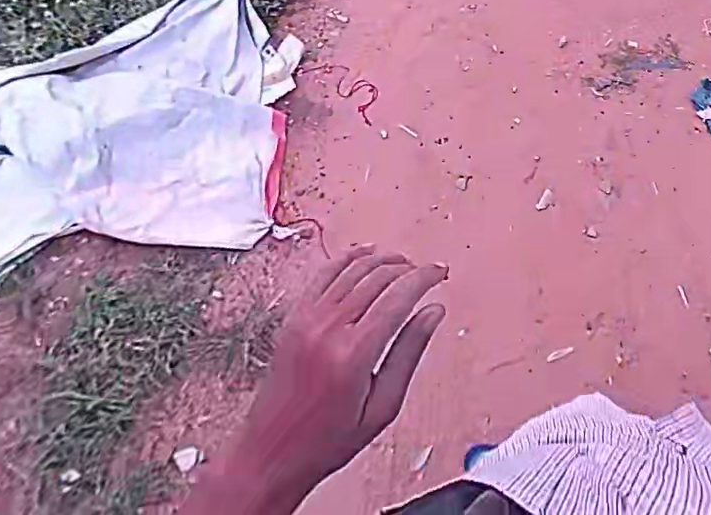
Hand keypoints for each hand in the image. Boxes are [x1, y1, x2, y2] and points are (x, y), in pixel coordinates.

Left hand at [183, 247, 447, 514]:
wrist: (269, 455)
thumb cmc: (327, 439)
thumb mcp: (382, 407)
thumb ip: (410, 352)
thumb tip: (434, 310)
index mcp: (354, 353)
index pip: (399, 296)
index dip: (425, 277)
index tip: (440, 272)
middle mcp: (329, 329)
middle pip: (379, 276)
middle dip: (409, 268)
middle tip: (426, 273)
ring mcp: (308, 319)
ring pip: (354, 268)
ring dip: (384, 259)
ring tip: (403, 265)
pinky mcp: (294, 317)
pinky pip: (325, 273)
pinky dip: (348, 257)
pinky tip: (366, 254)